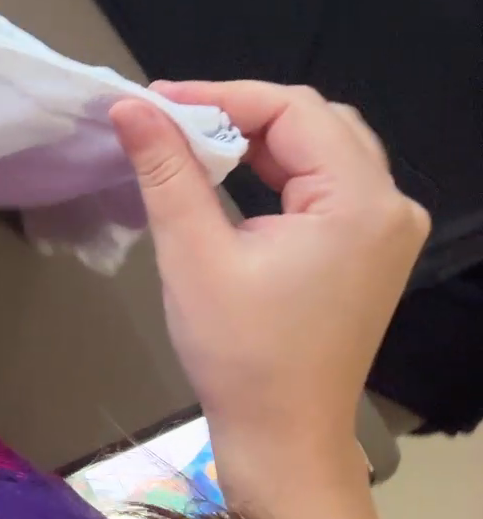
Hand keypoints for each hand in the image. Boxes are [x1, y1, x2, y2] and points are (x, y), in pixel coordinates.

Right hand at [110, 81, 429, 466]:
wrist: (280, 423)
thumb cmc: (235, 342)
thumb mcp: (191, 251)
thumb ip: (165, 171)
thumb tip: (130, 109)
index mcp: (358, 202)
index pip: (296, 111)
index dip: (221, 94)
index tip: (151, 102)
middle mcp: (388, 205)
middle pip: (317, 123)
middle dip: (236, 110)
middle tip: (162, 120)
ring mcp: (382, 228)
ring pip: (321, 150)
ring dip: (253, 138)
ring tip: (183, 144)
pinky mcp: (362, 248)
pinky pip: (321, 183)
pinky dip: (269, 169)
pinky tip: (224, 179)